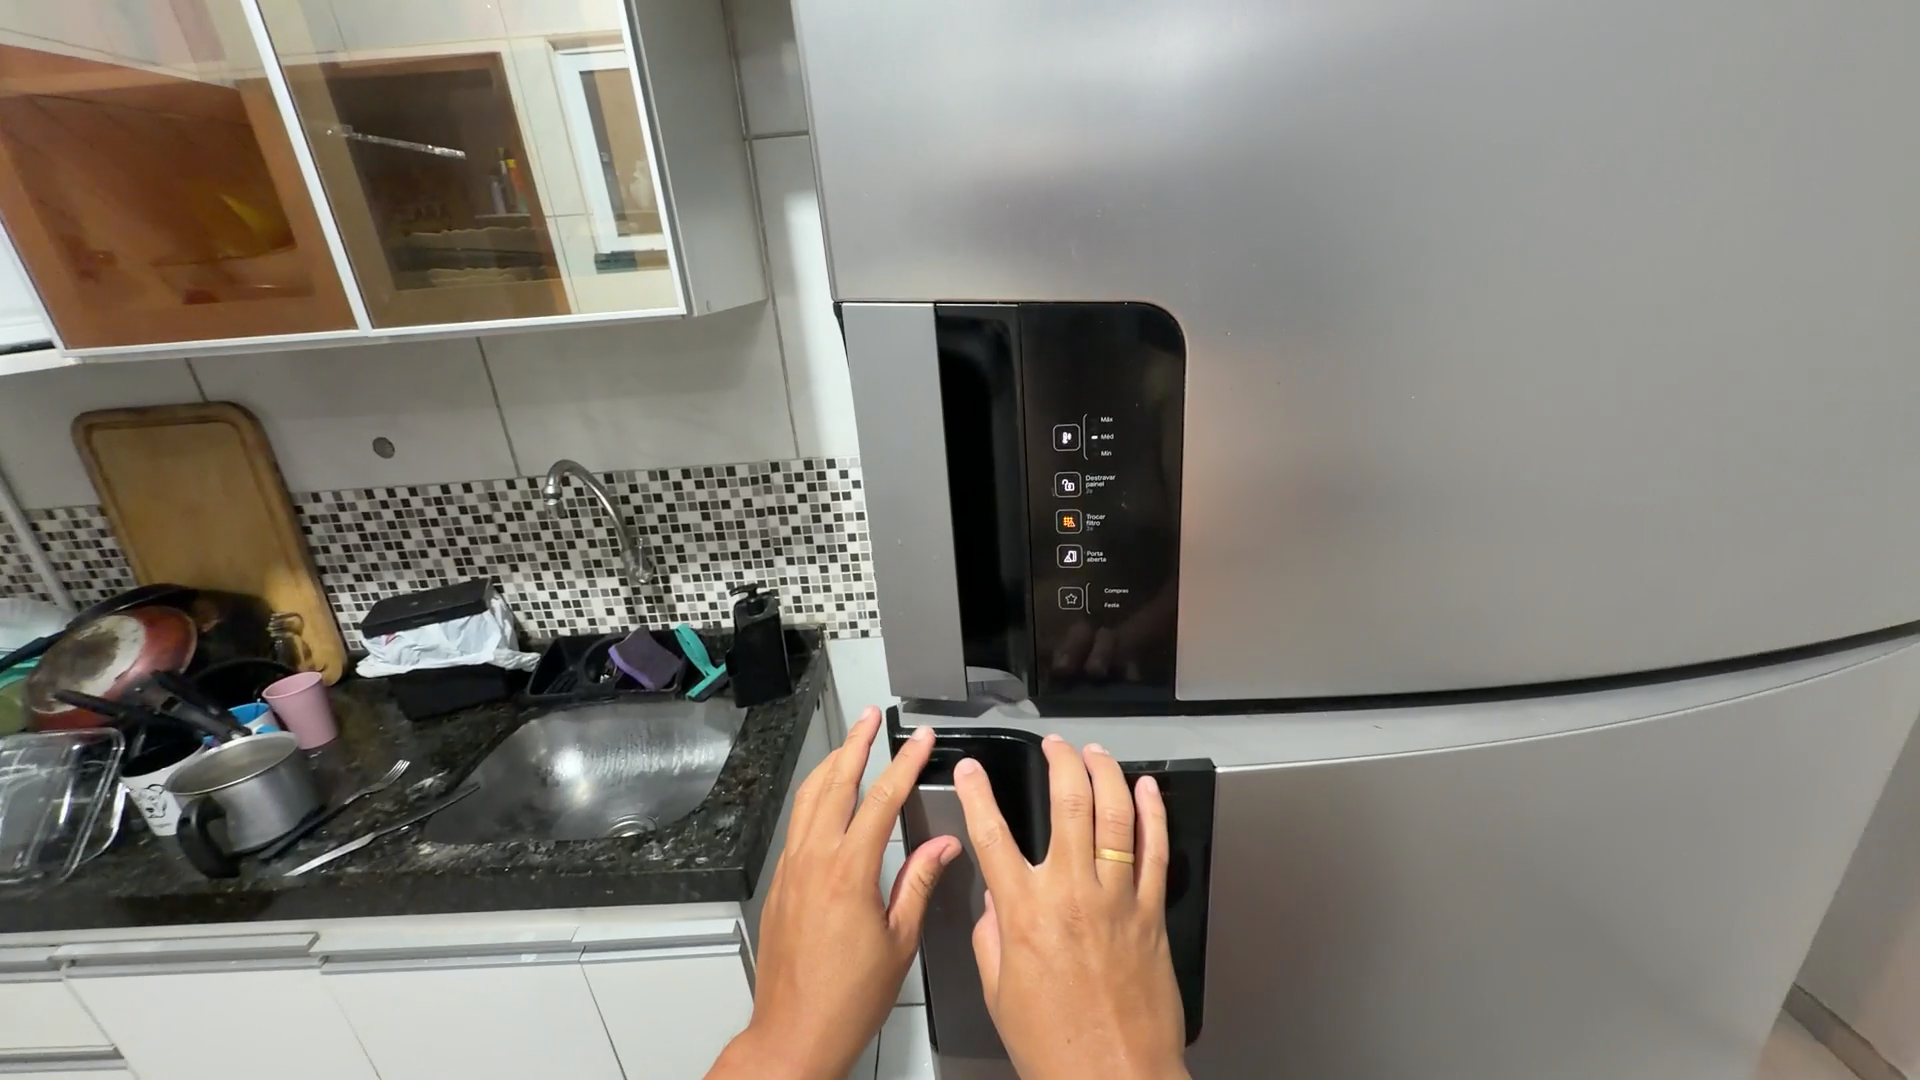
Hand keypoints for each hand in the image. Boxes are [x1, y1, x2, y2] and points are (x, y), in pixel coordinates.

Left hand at [708, 708, 958, 1079]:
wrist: (792, 1035)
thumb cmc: (847, 999)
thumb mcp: (899, 941)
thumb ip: (920, 883)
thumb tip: (944, 845)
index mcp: (848, 872)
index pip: (881, 799)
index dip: (904, 763)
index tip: (921, 740)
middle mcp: (814, 860)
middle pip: (835, 783)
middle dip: (856, 743)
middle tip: (871, 716)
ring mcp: (792, 869)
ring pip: (809, 797)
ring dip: (831, 763)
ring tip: (850, 741)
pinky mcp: (780, 882)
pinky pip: (797, 822)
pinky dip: (814, 795)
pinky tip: (826, 795)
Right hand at [956, 736, 1188, 1079]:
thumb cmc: (1056, 1046)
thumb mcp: (999, 991)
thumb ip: (991, 935)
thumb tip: (994, 899)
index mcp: (1024, 913)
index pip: (991, 834)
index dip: (976, 793)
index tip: (969, 771)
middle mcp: (1071, 894)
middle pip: (1067, 803)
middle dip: (1059, 761)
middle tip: (1053, 746)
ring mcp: (1116, 899)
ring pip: (1115, 815)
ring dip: (1104, 773)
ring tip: (1094, 752)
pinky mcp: (1150, 913)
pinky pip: (1155, 850)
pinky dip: (1152, 813)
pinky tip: (1146, 789)